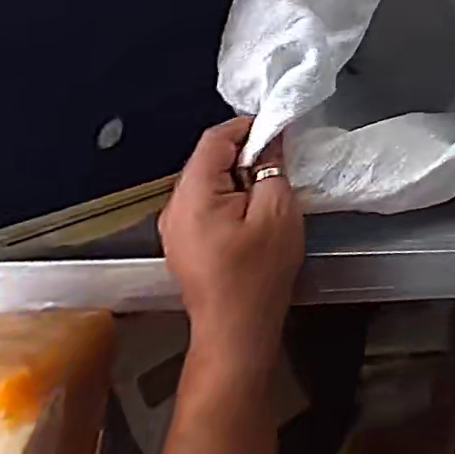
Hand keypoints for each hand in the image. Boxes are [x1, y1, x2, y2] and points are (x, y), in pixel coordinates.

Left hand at [159, 117, 303, 367]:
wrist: (237, 326)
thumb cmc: (258, 272)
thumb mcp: (278, 210)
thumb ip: (271, 167)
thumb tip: (270, 140)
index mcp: (193, 197)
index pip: (214, 139)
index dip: (248, 127)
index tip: (278, 128)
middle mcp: (174, 208)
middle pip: (208, 158)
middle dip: (246, 152)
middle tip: (280, 160)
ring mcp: (175, 226)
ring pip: (209, 179)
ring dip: (240, 174)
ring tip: (271, 187)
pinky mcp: (184, 239)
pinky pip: (206, 201)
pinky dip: (232, 194)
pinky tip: (255, 209)